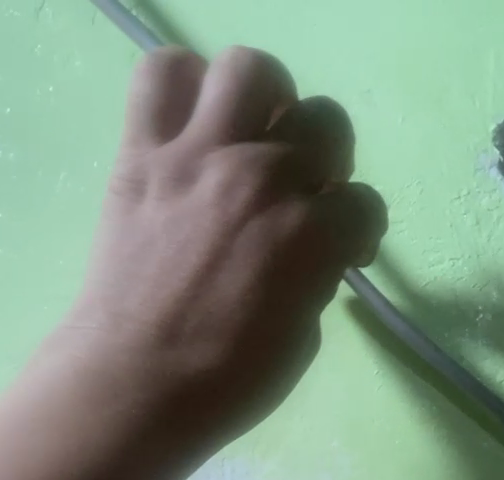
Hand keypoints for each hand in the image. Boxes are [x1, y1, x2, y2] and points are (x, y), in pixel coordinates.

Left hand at [57, 46, 386, 446]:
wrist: (137, 384)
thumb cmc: (231, 380)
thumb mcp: (304, 336)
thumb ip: (316, 275)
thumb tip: (311, 247)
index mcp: (313, 236)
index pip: (365, 203)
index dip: (361, 231)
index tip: (345, 255)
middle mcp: (264, 179)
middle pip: (326, 123)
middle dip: (328, 162)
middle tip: (305, 195)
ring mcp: (199, 156)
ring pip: (252, 71)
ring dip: (268, 102)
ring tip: (255, 139)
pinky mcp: (142, 152)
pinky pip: (162, 74)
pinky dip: (185, 87)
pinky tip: (195, 126)